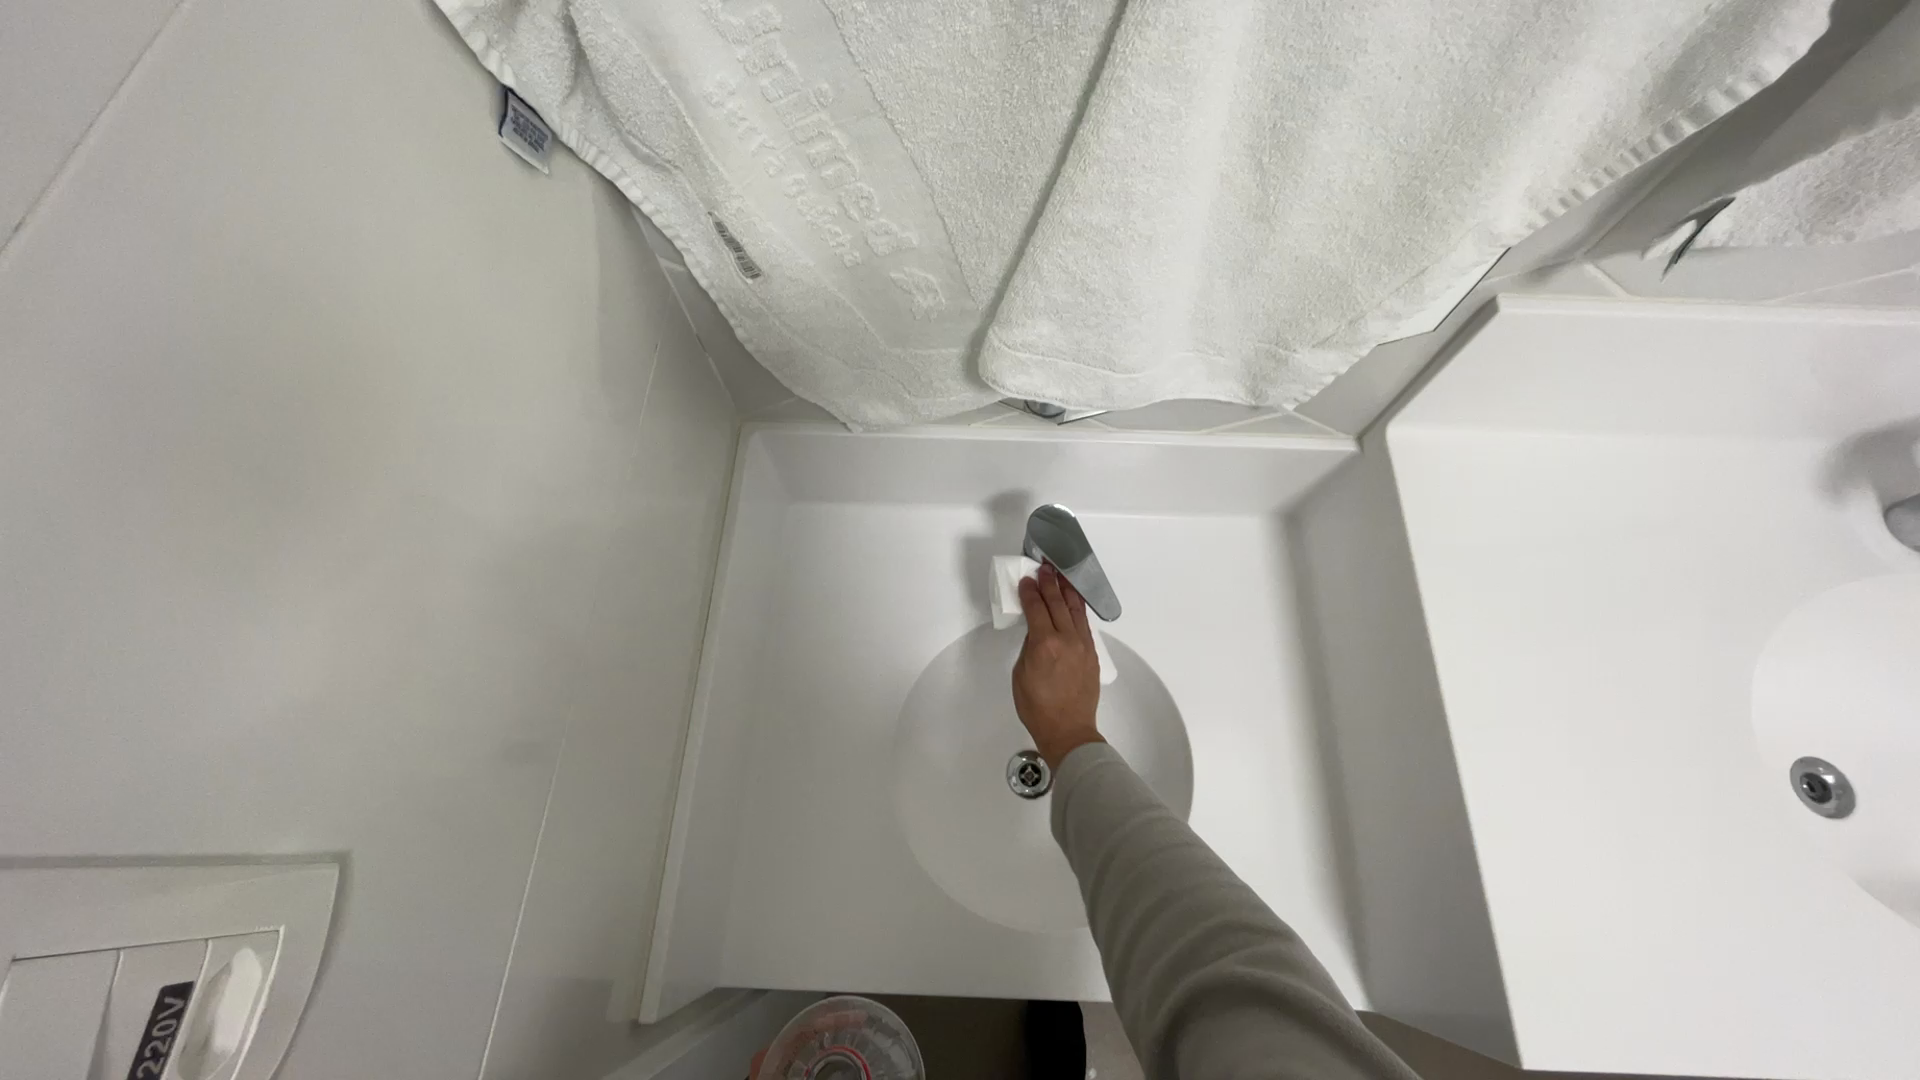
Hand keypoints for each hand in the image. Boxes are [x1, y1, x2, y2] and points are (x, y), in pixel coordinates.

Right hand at [1012, 563, 1103, 769]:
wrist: (1068, 730)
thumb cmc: (1036, 707)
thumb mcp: (1021, 674)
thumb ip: (1029, 648)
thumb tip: (1037, 633)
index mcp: (1044, 644)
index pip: (1036, 609)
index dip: (1030, 592)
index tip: (1026, 580)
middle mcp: (1066, 639)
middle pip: (1057, 603)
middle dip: (1049, 584)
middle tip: (1045, 568)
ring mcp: (1083, 645)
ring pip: (1075, 610)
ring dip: (1067, 591)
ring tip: (1061, 576)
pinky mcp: (1092, 653)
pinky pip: (1085, 624)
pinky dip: (1078, 609)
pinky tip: (1074, 602)